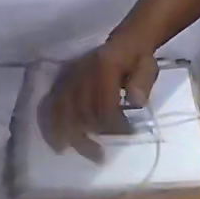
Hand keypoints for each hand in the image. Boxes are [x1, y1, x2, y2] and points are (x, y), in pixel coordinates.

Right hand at [39, 39, 157, 162]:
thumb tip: (136, 101)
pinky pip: (52, 104)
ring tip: (73, 153)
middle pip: (80, 110)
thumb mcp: (148, 66)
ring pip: (62, 110)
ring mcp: (72, 76)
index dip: (112, 124)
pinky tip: (57, 142)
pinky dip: (52, 124)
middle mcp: (84, 72)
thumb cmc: (137, 59)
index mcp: (105, 66)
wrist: (124, 42)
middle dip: (90, 136)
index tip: (126, 134)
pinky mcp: (65, 81)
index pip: (103, 102)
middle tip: (100, 156)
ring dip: (69, 134)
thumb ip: (142, 82)